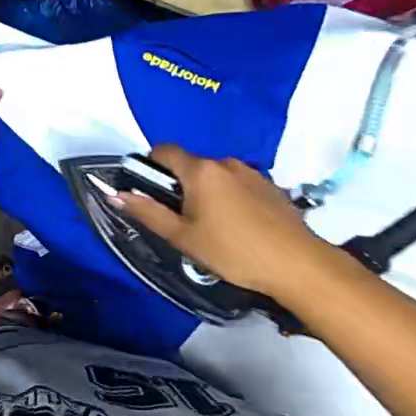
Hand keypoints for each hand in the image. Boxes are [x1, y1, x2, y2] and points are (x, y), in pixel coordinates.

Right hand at [112, 144, 345, 300]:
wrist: (298, 265)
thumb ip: (148, 212)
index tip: (150, 190)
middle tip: (182, 219)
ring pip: (217, 175)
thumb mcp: (183, 237)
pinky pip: (239, 184)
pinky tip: (239, 227)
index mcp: (200, 170)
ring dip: (208, 192)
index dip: (151, 164)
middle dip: (181, 185)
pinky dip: (231, 198)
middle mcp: (225, 162)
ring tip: (213, 226)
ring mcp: (252, 172)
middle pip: (191, 165)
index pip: (164, 150)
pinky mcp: (271, 186)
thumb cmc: (233, 251)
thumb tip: (116, 195)